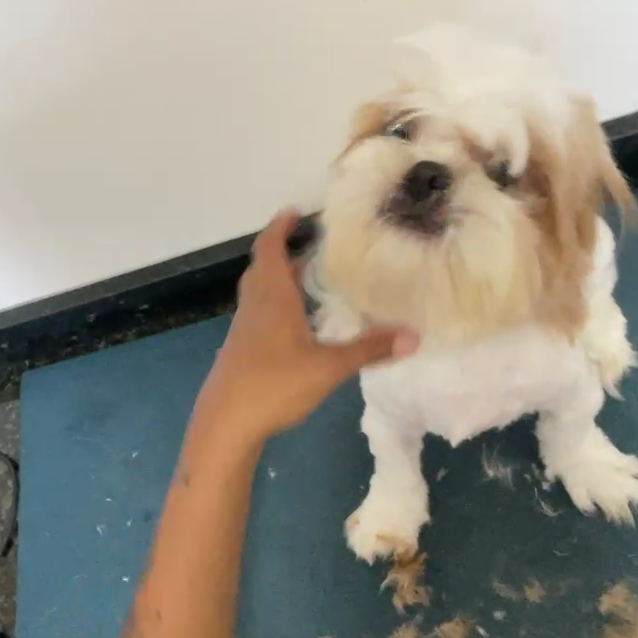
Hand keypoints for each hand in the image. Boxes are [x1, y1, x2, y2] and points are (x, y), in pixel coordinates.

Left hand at [190, 210, 415, 452]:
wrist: (225, 424)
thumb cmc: (273, 385)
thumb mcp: (328, 367)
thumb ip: (369, 350)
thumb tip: (413, 336)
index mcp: (272, 298)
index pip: (269, 249)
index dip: (279, 228)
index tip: (294, 213)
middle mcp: (253, 308)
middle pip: (262, 270)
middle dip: (282, 254)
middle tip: (310, 248)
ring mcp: (243, 332)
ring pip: (259, 295)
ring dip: (278, 283)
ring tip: (306, 284)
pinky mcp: (240, 354)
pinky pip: (258, 319)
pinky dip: (275, 310)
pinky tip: (294, 330)